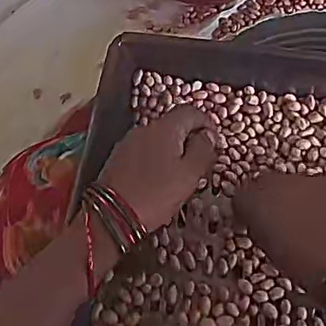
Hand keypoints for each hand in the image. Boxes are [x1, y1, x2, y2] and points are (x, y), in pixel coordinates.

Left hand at [95, 105, 216, 229]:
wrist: (112, 214)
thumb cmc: (155, 195)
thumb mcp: (189, 175)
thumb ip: (203, 150)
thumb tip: (208, 135)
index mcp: (165, 128)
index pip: (191, 111)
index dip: (207, 124)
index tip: (214, 143)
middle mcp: (144, 128)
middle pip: (174, 124)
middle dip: (190, 139)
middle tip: (200, 163)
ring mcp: (128, 141)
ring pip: (158, 138)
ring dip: (172, 150)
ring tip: (180, 175)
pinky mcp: (118, 156)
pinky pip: (144, 150)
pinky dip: (156, 159)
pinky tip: (158, 179)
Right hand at [235, 172, 325, 325]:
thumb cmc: (307, 270)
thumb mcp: (273, 255)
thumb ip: (262, 233)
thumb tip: (262, 226)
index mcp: (256, 202)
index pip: (240, 198)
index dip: (244, 212)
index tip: (250, 225)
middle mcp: (277, 183)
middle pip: (263, 184)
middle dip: (266, 199)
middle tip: (274, 222)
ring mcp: (307, 180)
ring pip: (291, 184)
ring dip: (291, 197)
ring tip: (303, 221)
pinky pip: (315, 188)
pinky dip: (315, 199)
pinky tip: (325, 219)